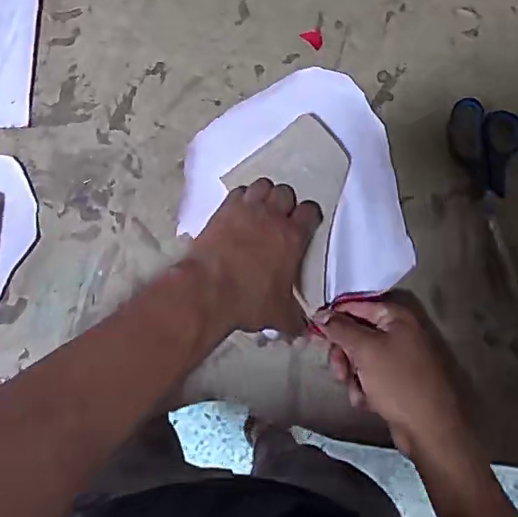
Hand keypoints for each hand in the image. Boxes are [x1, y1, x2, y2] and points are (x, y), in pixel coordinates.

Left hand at [181, 178, 320, 338]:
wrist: (207, 290)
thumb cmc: (247, 299)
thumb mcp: (279, 315)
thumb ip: (295, 320)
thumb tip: (301, 330)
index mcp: (293, 236)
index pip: (310, 211)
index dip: (309, 216)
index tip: (306, 225)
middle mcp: (272, 216)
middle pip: (286, 192)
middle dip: (286, 203)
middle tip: (281, 218)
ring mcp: (247, 210)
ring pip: (263, 186)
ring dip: (264, 195)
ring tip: (260, 210)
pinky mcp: (223, 211)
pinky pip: (238, 192)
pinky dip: (242, 198)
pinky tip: (239, 212)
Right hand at [313, 294, 476, 460]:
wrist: (429, 427)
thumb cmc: (397, 380)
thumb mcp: (366, 350)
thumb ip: (340, 329)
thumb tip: (321, 313)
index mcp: (396, 316)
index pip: (355, 306)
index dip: (332, 317)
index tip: (312, 331)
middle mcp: (398, 332)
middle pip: (355, 334)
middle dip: (344, 354)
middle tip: (340, 371)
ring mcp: (398, 358)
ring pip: (359, 358)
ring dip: (352, 376)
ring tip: (358, 391)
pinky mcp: (396, 381)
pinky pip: (369, 377)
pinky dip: (364, 389)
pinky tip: (368, 403)